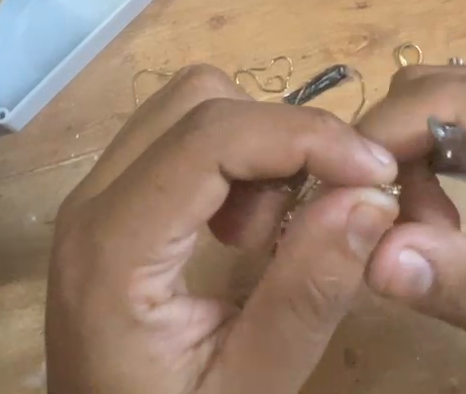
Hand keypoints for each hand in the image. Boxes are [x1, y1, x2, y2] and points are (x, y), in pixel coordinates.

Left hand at [46, 64, 399, 393]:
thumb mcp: (249, 390)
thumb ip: (305, 296)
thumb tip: (370, 198)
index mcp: (112, 247)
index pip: (208, 136)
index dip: (301, 135)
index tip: (374, 170)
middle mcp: (90, 199)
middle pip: (195, 100)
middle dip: (275, 139)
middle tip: (316, 211)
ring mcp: (93, 192)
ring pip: (187, 106)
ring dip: (252, 149)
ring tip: (264, 237)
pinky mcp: (109, 197)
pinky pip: (177, 135)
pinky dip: (230, 159)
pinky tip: (238, 232)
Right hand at [356, 66, 465, 393]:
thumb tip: (373, 257)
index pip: (443, 98)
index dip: (383, 140)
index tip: (351, 208)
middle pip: (429, 89)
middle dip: (390, 152)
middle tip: (394, 233)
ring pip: (431, 101)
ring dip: (405, 160)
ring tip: (424, 234)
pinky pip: (450, 124)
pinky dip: (425, 165)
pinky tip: (440, 219)